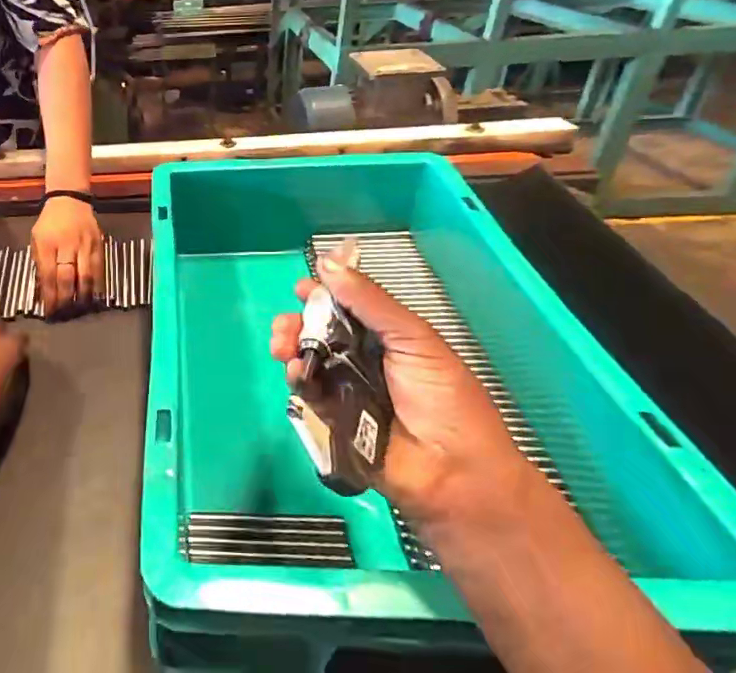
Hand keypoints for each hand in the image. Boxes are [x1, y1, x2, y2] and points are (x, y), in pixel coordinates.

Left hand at [31, 195, 105, 315]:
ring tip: (80, 308)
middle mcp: (67, 245)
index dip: (49, 296)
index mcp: (47, 244)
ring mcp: (85, 244)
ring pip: (86, 275)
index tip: (49, 311)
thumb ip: (40, 262)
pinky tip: (94, 294)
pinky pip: (98, 268)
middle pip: (68, 277)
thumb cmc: (50, 223)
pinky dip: (96, 283)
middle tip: (64, 313)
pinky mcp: (99, 244)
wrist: (70, 201)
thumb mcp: (37, 239)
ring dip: (83, 294)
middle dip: (66, 299)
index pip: (48, 276)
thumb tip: (44, 290)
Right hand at [269, 254, 536, 524]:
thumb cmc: (442, 396)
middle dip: (298, 322)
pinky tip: (293, 371)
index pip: (349, 307)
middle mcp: (365, 360)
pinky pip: (309, 395)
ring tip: (282, 344)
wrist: (453, 473)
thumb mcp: (412, 337)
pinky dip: (296, 380)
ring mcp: (348, 391)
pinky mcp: (334, 422)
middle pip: (322, 333)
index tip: (302, 286)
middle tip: (286, 323)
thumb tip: (328, 263)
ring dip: (291, 347)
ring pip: (310, 361)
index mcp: (388, 336)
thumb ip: (369, 301)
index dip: (325, 294)